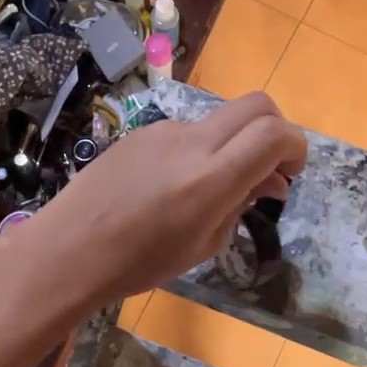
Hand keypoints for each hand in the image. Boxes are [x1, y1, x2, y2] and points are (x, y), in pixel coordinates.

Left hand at [26, 92, 305, 301]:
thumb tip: (271, 180)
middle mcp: (193, 141)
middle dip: (275, 128)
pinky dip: (201, 149)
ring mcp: (165, 130)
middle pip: (256, 104)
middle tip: (270, 167)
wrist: (70, 247)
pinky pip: (187, 131)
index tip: (292, 172)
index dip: (296, 146)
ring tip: (215, 189)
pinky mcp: (142, 130)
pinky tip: (175, 185)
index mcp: (212, 177)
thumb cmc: (140, 263)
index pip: (274, 132)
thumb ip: (242, 203)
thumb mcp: (204, 244)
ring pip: (220, 119)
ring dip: (234, 143)